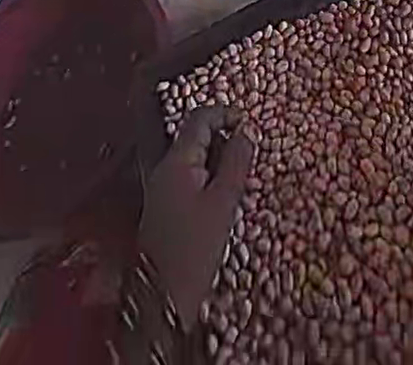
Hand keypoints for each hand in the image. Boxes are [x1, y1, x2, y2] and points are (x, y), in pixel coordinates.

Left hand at [139, 105, 254, 328]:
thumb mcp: (223, 202)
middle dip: (223, 138)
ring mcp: (163, 185)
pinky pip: (191, 176)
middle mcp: (165, 167)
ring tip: (238, 180)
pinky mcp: (166, 204)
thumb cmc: (195, 249)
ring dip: (218, 160)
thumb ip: (236, 161)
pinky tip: (223, 198)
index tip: (250, 125)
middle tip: (248, 156)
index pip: (199, 118)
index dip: (225, 114)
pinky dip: (209, 177)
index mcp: (177, 160)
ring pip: (195, 157)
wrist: (162, 299)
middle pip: (196, 135)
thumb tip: (247, 128)